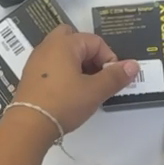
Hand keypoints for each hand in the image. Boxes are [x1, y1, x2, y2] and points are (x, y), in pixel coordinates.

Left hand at [10, 26, 139, 133]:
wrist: (29, 125)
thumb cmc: (64, 103)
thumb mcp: (94, 91)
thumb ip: (115, 77)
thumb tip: (134, 65)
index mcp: (65, 43)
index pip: (95, 41)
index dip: (109, 58)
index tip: (112, 79)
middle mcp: (48, 46)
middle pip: (74, 39)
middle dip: (89, 54)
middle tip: (96, 75)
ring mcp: (36, 60)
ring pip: (61, 52)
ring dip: (76, 64)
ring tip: (85, 86)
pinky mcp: (30, 76)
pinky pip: (51, 65)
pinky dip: (63, 72)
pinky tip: (68, 93)